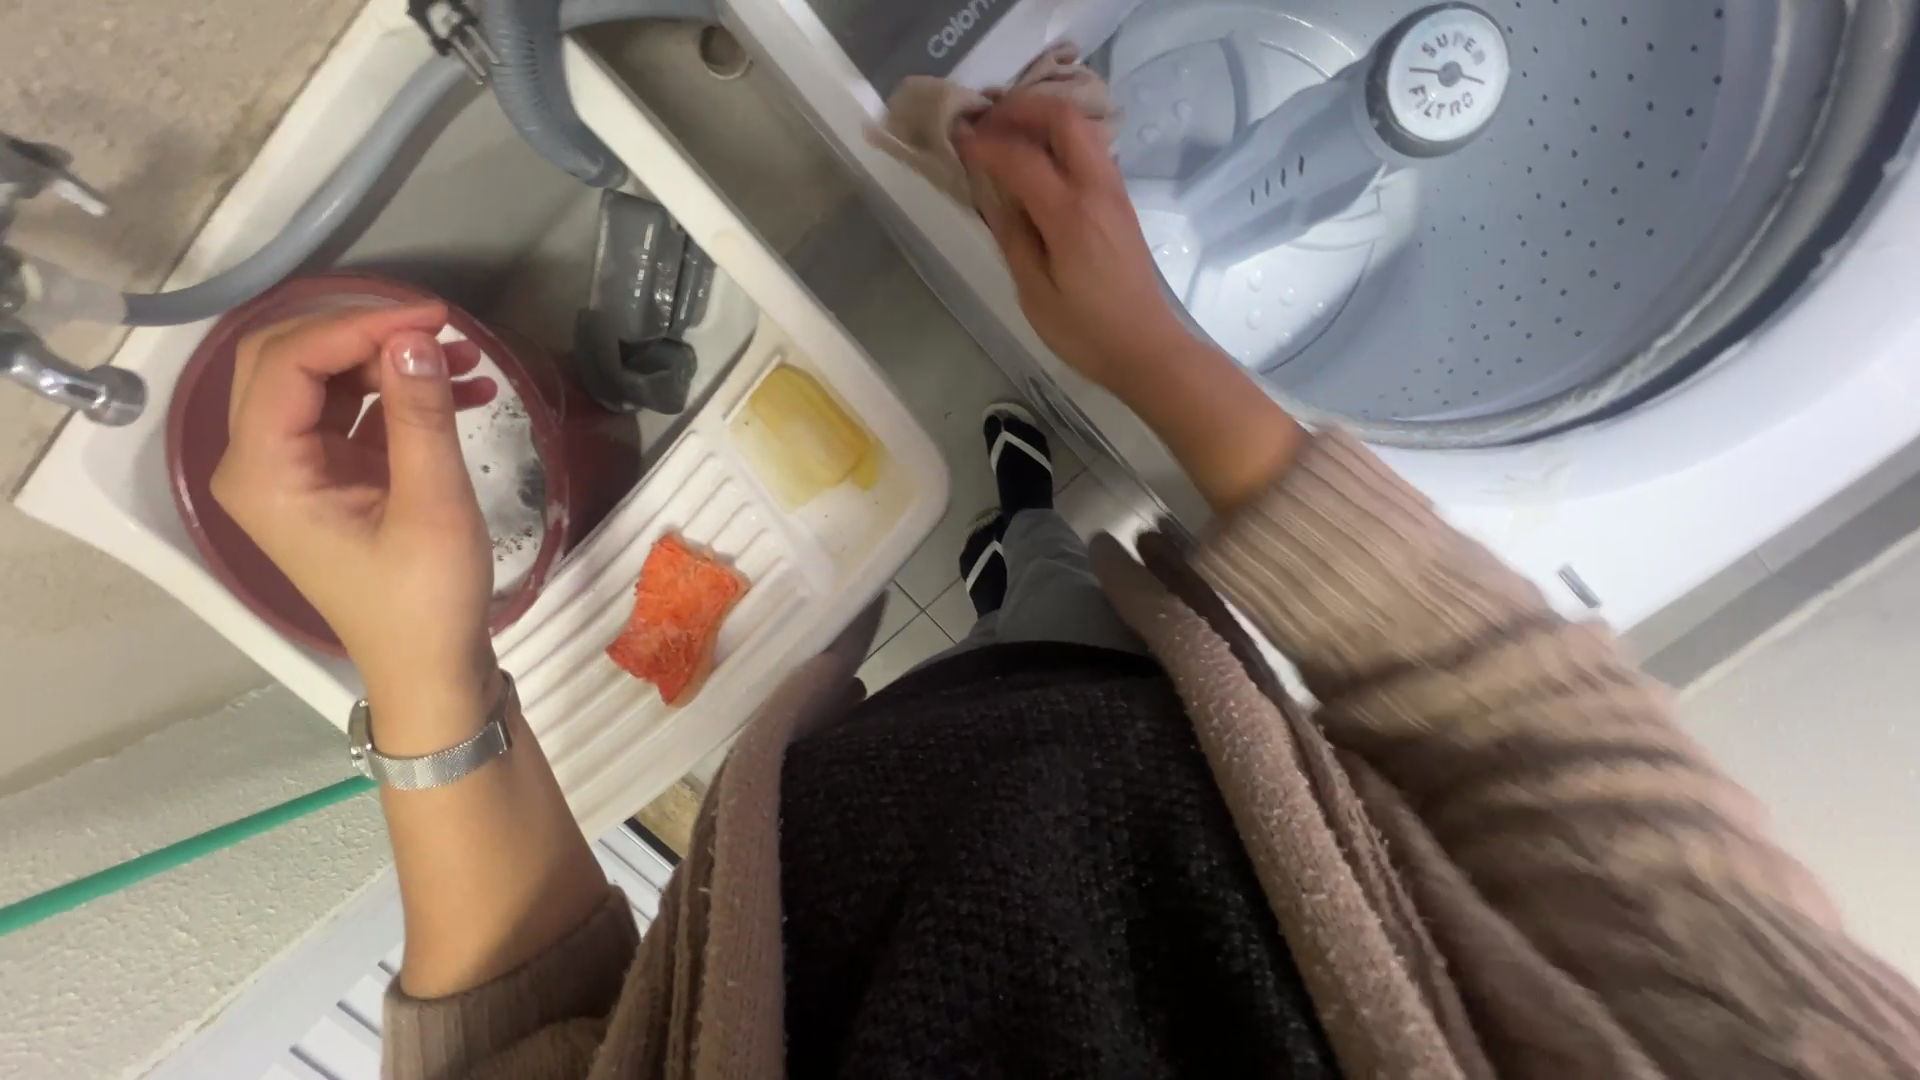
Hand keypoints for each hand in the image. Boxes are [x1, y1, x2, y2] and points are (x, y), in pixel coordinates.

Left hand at [211, 304, 501, 743]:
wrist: (431, 664)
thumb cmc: (427, 595)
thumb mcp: (433, 504)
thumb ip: (420, 418)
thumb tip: (416, 339)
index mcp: (265, 471)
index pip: (290, 364)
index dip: (359, 328)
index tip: (436, 319)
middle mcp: (262, 463)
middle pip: (292, 364)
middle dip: (368, 337)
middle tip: (444, 330)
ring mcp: (296, 473)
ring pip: (326, 387)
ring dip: (390, 365)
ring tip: (465, 360)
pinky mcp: (332, 482)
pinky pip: (355, 419)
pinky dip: (402, 400)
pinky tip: (461, 395)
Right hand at [955, 93, 1191, 390]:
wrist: (1146, 349)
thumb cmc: (1086, 332)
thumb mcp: (1036, 295)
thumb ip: (1015, 240)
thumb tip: (996, 199)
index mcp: (1071, 215)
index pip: (1022, 158)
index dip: (986, 143)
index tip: (958, 139)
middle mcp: (1098, 191)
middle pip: (1064, 118)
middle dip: (1022, 108)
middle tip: (987, 121)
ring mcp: (1116, 194)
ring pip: (1083, 130)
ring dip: (1044, 120)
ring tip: (1009, 135)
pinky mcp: (1122, 206)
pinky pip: (1091, 152)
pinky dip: (1061, 142)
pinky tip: (1039, 163)